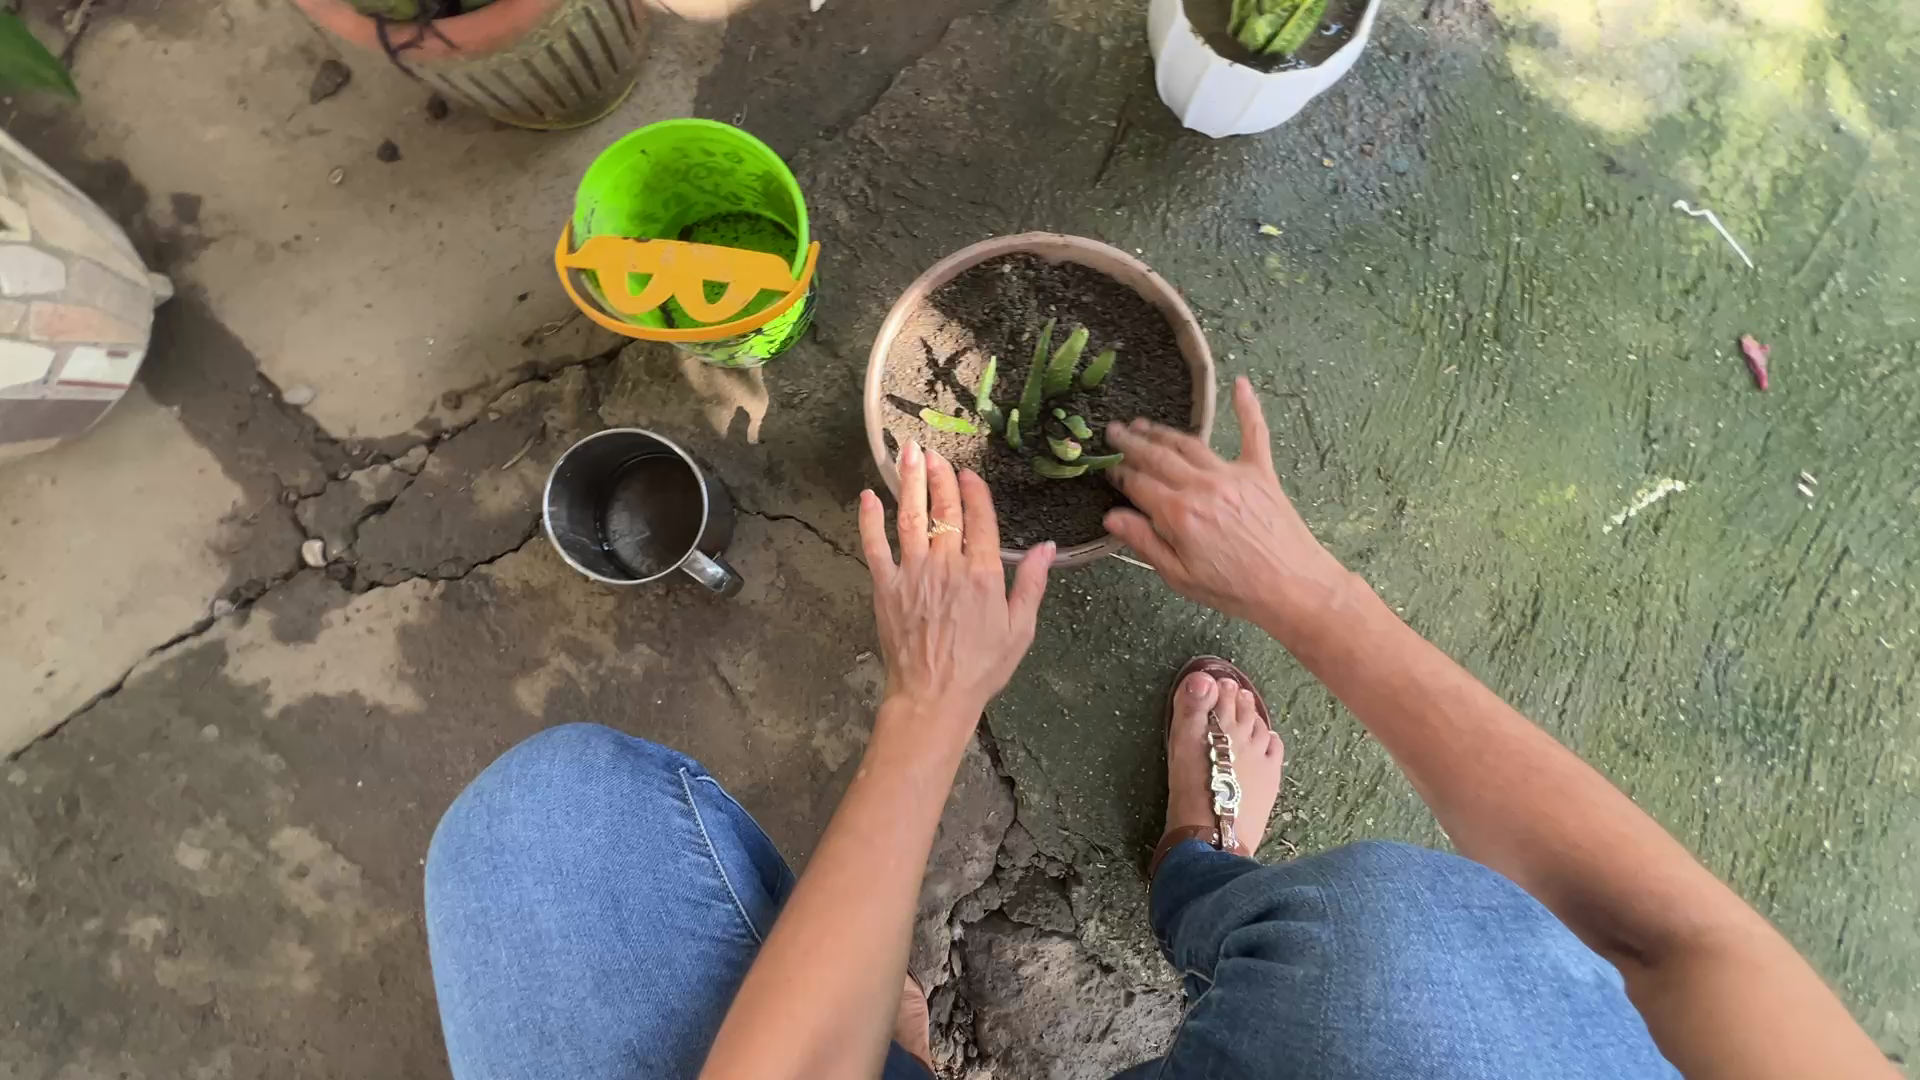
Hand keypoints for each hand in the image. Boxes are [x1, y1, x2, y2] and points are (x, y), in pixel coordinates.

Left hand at [859, 440, 1052, 729]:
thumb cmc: (981, 668)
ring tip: (907, 454)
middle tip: (932, 451)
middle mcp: (947, 565)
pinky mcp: (886, 587)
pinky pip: (875, 546)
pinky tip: (867, 497)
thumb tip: (1048, 546)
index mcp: (983, 574)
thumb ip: (1033, 584)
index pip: (980, 519)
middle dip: (939, 477)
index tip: (968, 472)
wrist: (934, 697)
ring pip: (910, 518)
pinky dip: (870, 520)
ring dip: (909, 483)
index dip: (974, 492)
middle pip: (944, 510)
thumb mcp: (1020, 630)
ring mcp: (913, 573)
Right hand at [1103, 376, 1351, 636]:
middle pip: (1158, 456)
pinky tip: (1241, 384)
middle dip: (1132, 442)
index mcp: (1178, 514)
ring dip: (1163, 431)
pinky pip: (1254, 433)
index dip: (1118, 473)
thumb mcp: (1178, 576)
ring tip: (1143, 423)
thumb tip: (1111, 517)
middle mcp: (1202, 486)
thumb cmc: (1234, 589)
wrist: (1293, 588)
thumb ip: (1143, 542)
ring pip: (1190, 443)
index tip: (1106, 467)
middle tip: (1114, 430)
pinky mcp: (1261, 473)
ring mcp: (1233, 475)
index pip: (1138, 484)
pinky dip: (1248, 408)